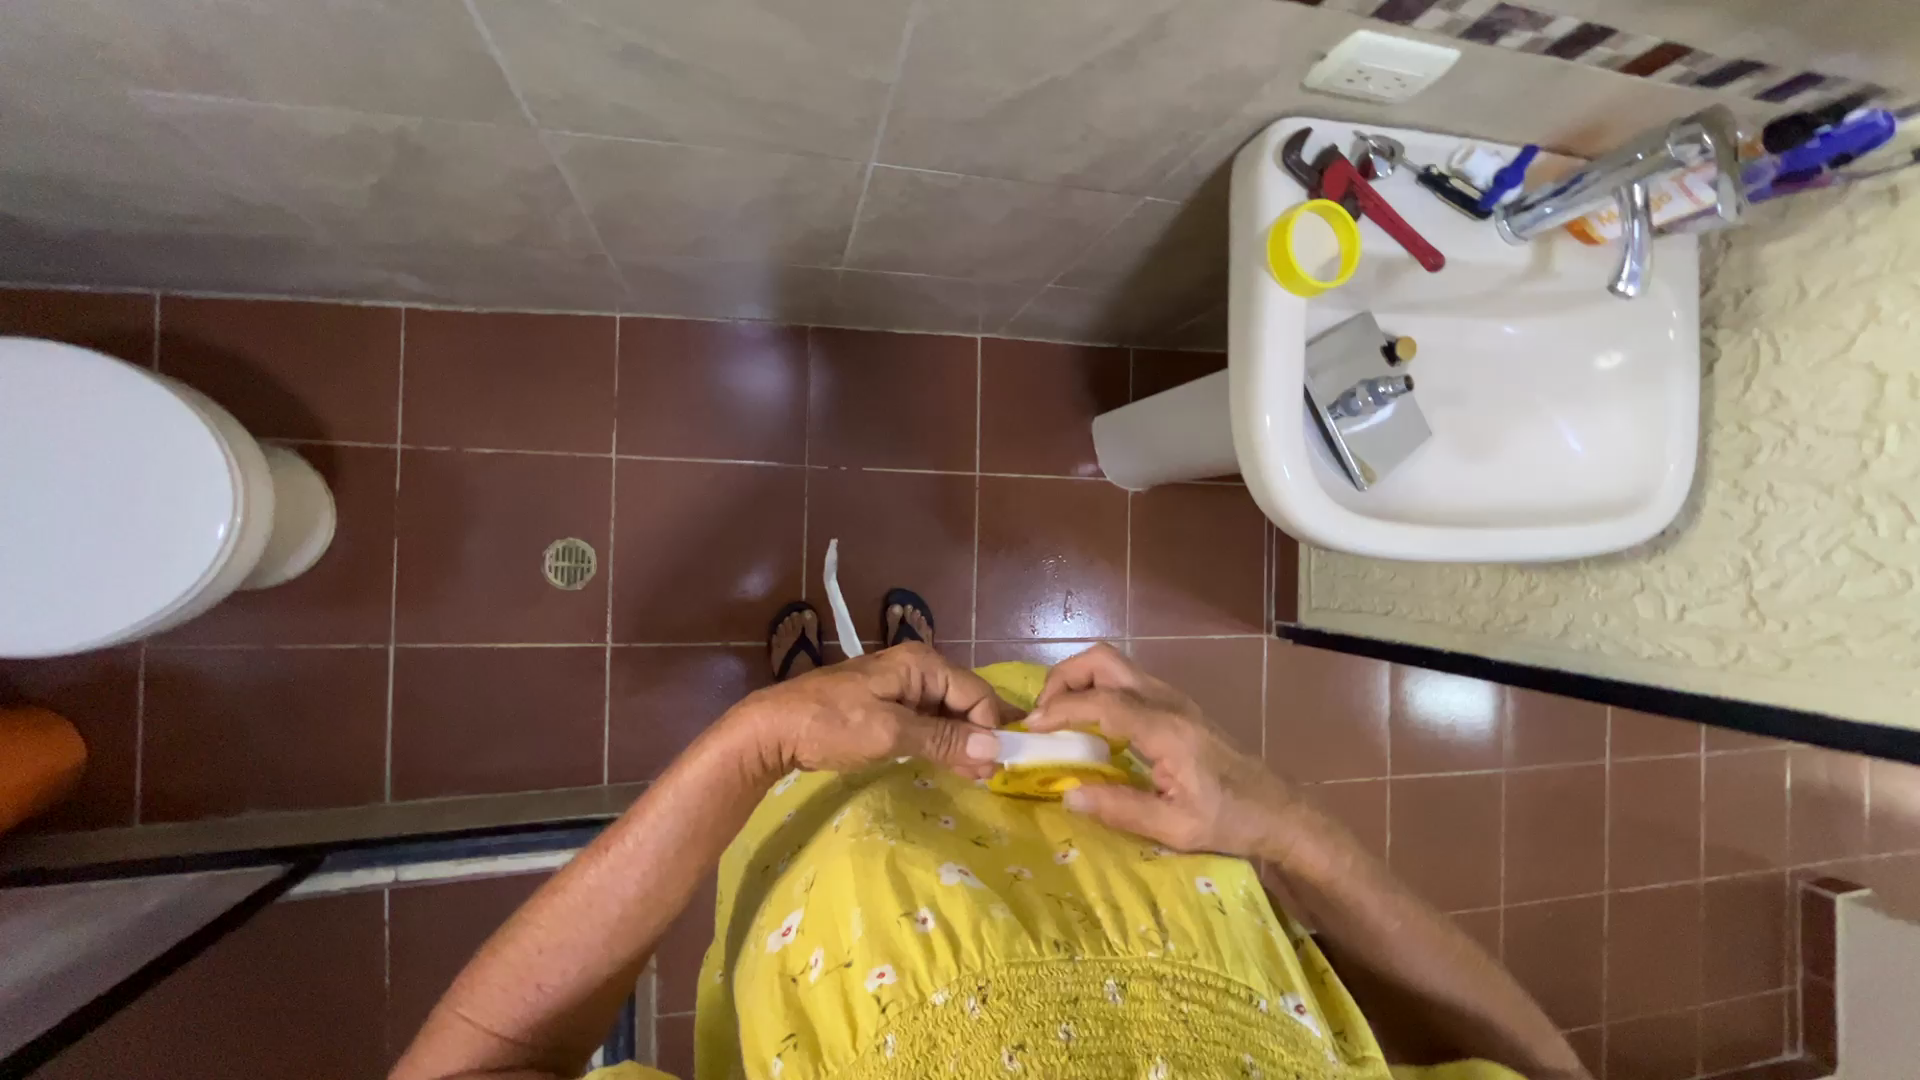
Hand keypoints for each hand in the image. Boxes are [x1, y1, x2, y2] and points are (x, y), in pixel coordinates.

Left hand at [730, 643, 1016, 781]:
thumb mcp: (889, 733)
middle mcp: (918, 668)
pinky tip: (952, 764)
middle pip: (965, 700)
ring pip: (948, 713)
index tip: (995, 766)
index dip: (990, 728)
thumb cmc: (832, 725)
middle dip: (979, 735)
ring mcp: (902, 686)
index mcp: (922, 664)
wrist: (773, 730)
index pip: (976, 693)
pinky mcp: (889, 706)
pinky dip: (942, 741)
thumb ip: (942, 738)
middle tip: (989, 775)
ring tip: (976, 775)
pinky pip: (928, 721)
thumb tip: (994, 747)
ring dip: (963, 741)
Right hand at [1024, 644, 1296, 857]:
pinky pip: (1122, 680)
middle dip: (1063, 678)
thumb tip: (1068, 794)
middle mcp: (1166, 700)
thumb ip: (1120, 809)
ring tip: (1059, 719)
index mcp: (1166, 729)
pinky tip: (1088, 725)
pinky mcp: (1173, 702)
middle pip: (1102, 660)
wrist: (1279, 811)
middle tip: (1044, 715)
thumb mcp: (1176, 829)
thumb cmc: (1230, 821)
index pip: (1101, 702)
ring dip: (1077, 681)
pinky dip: (1094, 689)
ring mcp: (1171, 696)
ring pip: (1111, 664)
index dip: (1060, 709)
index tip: (1031, 728)